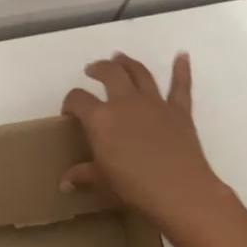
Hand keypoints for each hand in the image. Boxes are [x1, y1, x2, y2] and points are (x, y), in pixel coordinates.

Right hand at [60, 52, 222, 227]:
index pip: (78, 99)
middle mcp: (125, 102)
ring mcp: (154, 103)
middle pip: (110, 73)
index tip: (69, 113)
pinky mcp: (179, 110)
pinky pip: (180, 86)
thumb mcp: (102, 180)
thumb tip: (64, 183)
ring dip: (128, 62)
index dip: (70, 103)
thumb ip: (82, 174)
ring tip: (120, 57)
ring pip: (139, 73)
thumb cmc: (133, 186)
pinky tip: (182, 56)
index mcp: (100, 118)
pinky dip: (181, 69)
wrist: (179, 190)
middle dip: (99, 69)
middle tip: (92, 70)